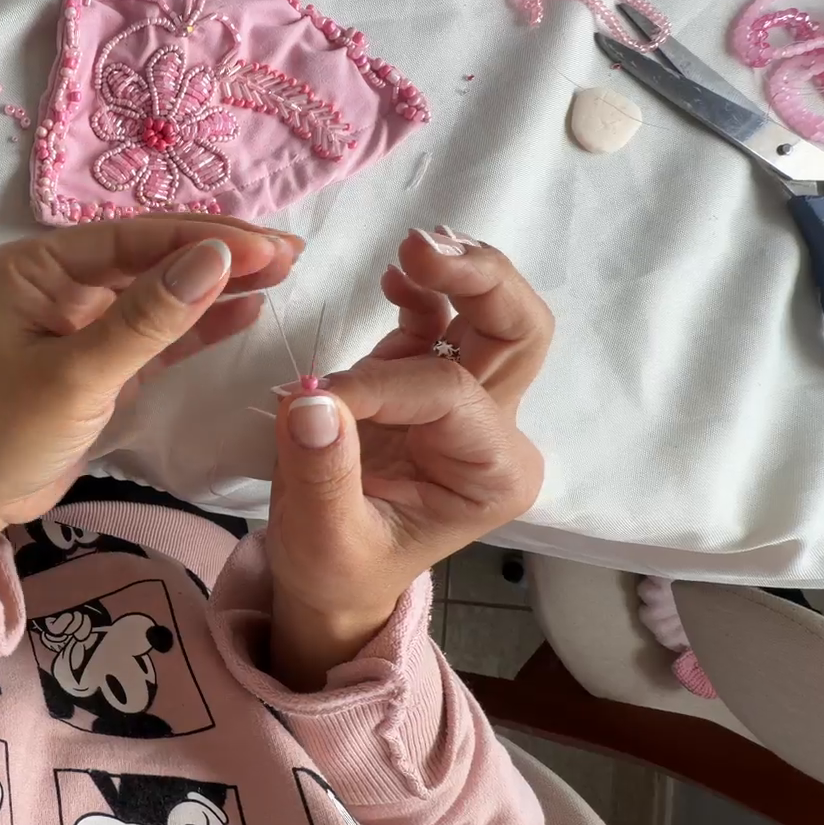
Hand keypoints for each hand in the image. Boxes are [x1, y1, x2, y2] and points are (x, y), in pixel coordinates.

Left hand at [0, 216, 302, 561]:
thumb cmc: (3, 433)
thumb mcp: (75, 376)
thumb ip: (146, 319)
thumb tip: (217, 258)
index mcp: (35, 268)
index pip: (129, 239)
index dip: (201, 239)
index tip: (266, 245)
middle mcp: (58, 283)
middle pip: (148, 257)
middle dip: (216, 254)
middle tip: (288, 252)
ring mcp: (81, 321)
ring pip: (158, 293)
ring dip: (215, 284)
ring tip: (282, 271)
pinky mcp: (101, 361)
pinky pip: (156, 334)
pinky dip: (198, 325)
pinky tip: (245, 309)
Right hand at [263, 228, 552, 689]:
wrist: (333, 580)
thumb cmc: (335, 568)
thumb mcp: (324, 536)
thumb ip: (321, 470)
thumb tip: (309, 398)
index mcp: (491, 476)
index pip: (444, 396)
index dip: (374, 385)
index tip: (306, 401)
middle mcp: (492, 434)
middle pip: (517, 335)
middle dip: (480, 284)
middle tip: (423, 246)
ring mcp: (462, 408)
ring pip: (490, 320)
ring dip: (460, 275)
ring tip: (413, 245)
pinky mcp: (421, 389)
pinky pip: (437, 326)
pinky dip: (423, 292)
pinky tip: (396, 273)